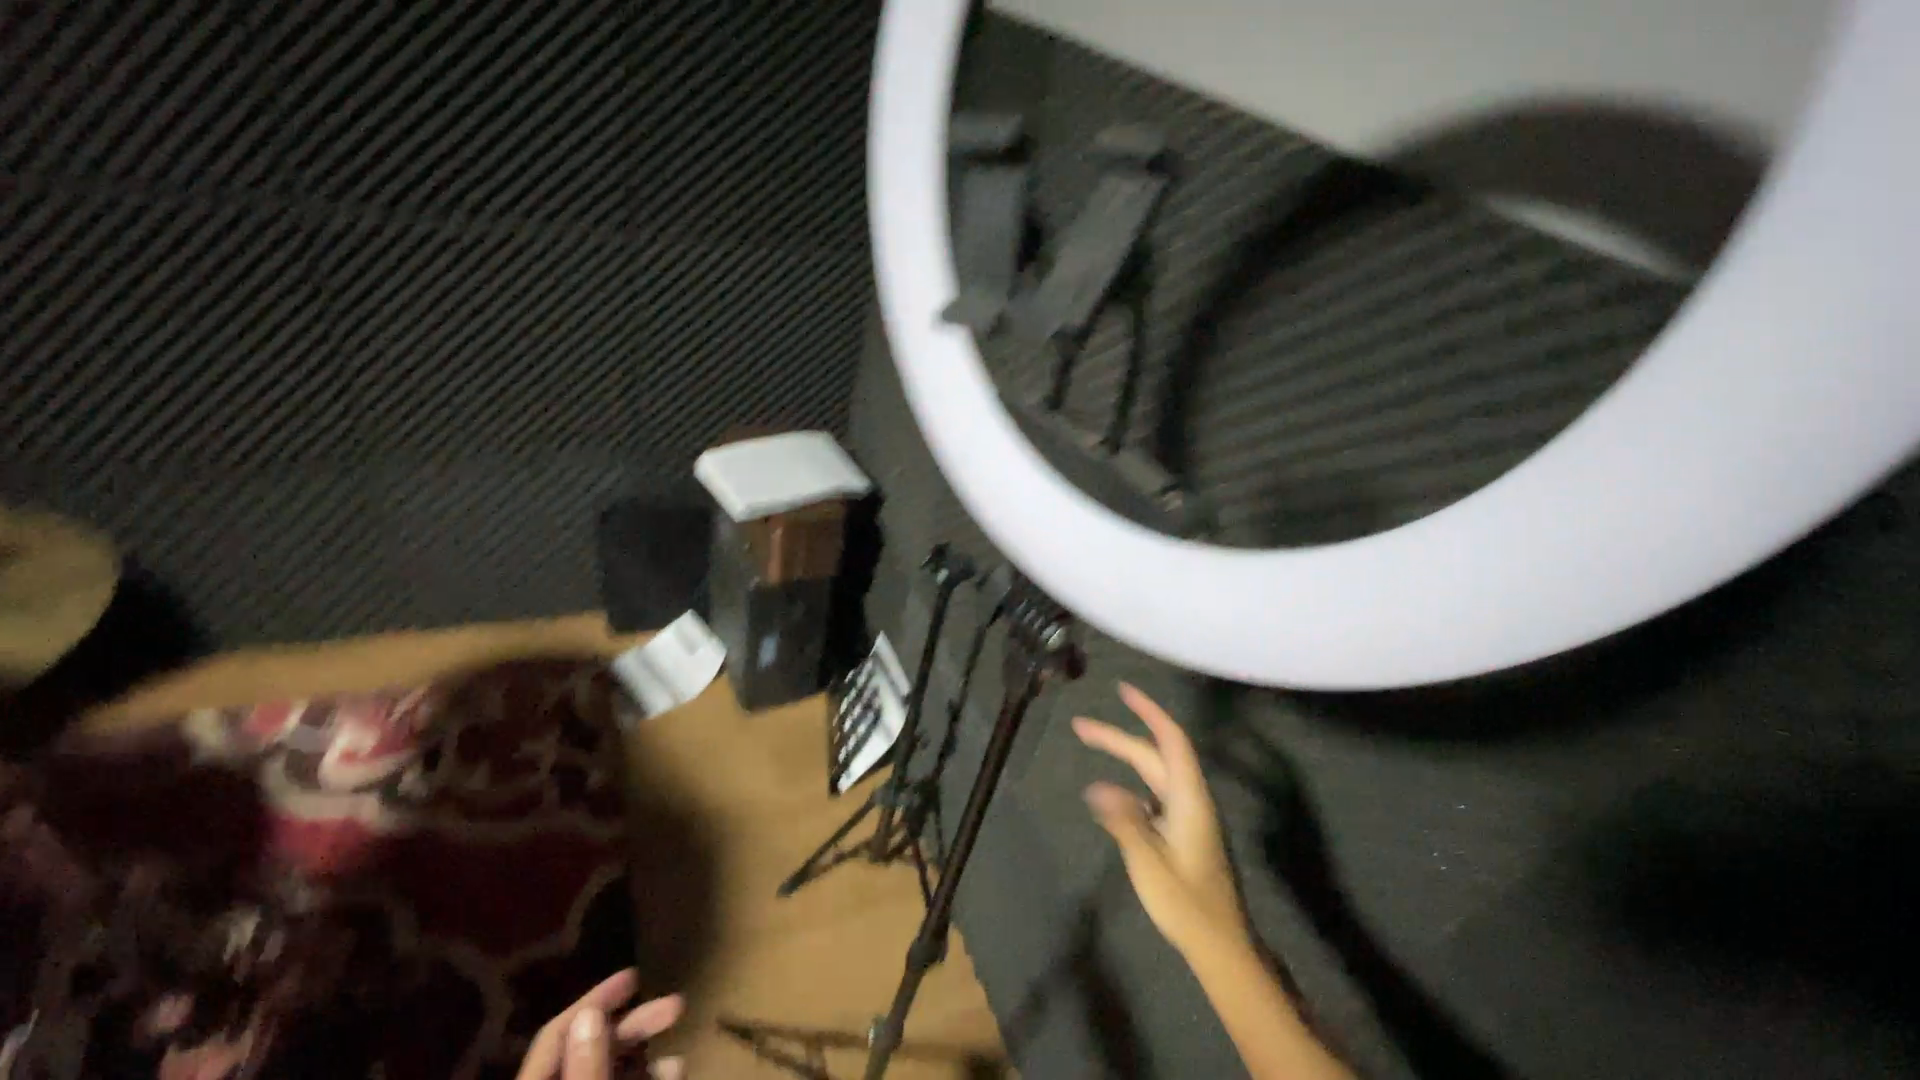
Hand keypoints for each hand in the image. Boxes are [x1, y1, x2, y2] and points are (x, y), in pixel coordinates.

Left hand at [515, 969, 685, 1079]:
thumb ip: (586, 1067)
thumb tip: (592, 1012)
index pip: (559, 1032)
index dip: (595, 1000)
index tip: (636, 975)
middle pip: (590, 1047)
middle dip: (634, 1027)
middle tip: (676, 1008)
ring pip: (609, 1071)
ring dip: (646, 1059)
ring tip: (678, 1064)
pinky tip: (675, 1074)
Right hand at [1074, 683, 1246, 956]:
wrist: (1219, 943)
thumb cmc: (1185, 903)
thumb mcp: (1148, 862)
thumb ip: (1124, 821)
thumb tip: (1096, 787)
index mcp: (1189, 799)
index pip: (1171, 741)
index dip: (1149, 712)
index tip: (1124, 691)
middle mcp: (1191, 800)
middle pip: (1156, 755)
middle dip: (1120, 736)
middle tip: (1080, 726)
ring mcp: (1188, 817)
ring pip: (1155, 774)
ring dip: (1126, 755)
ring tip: (1093, 743)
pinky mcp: (1183, 834)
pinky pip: (1155, 794)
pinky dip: (1131, 782)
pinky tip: (1112, 793)